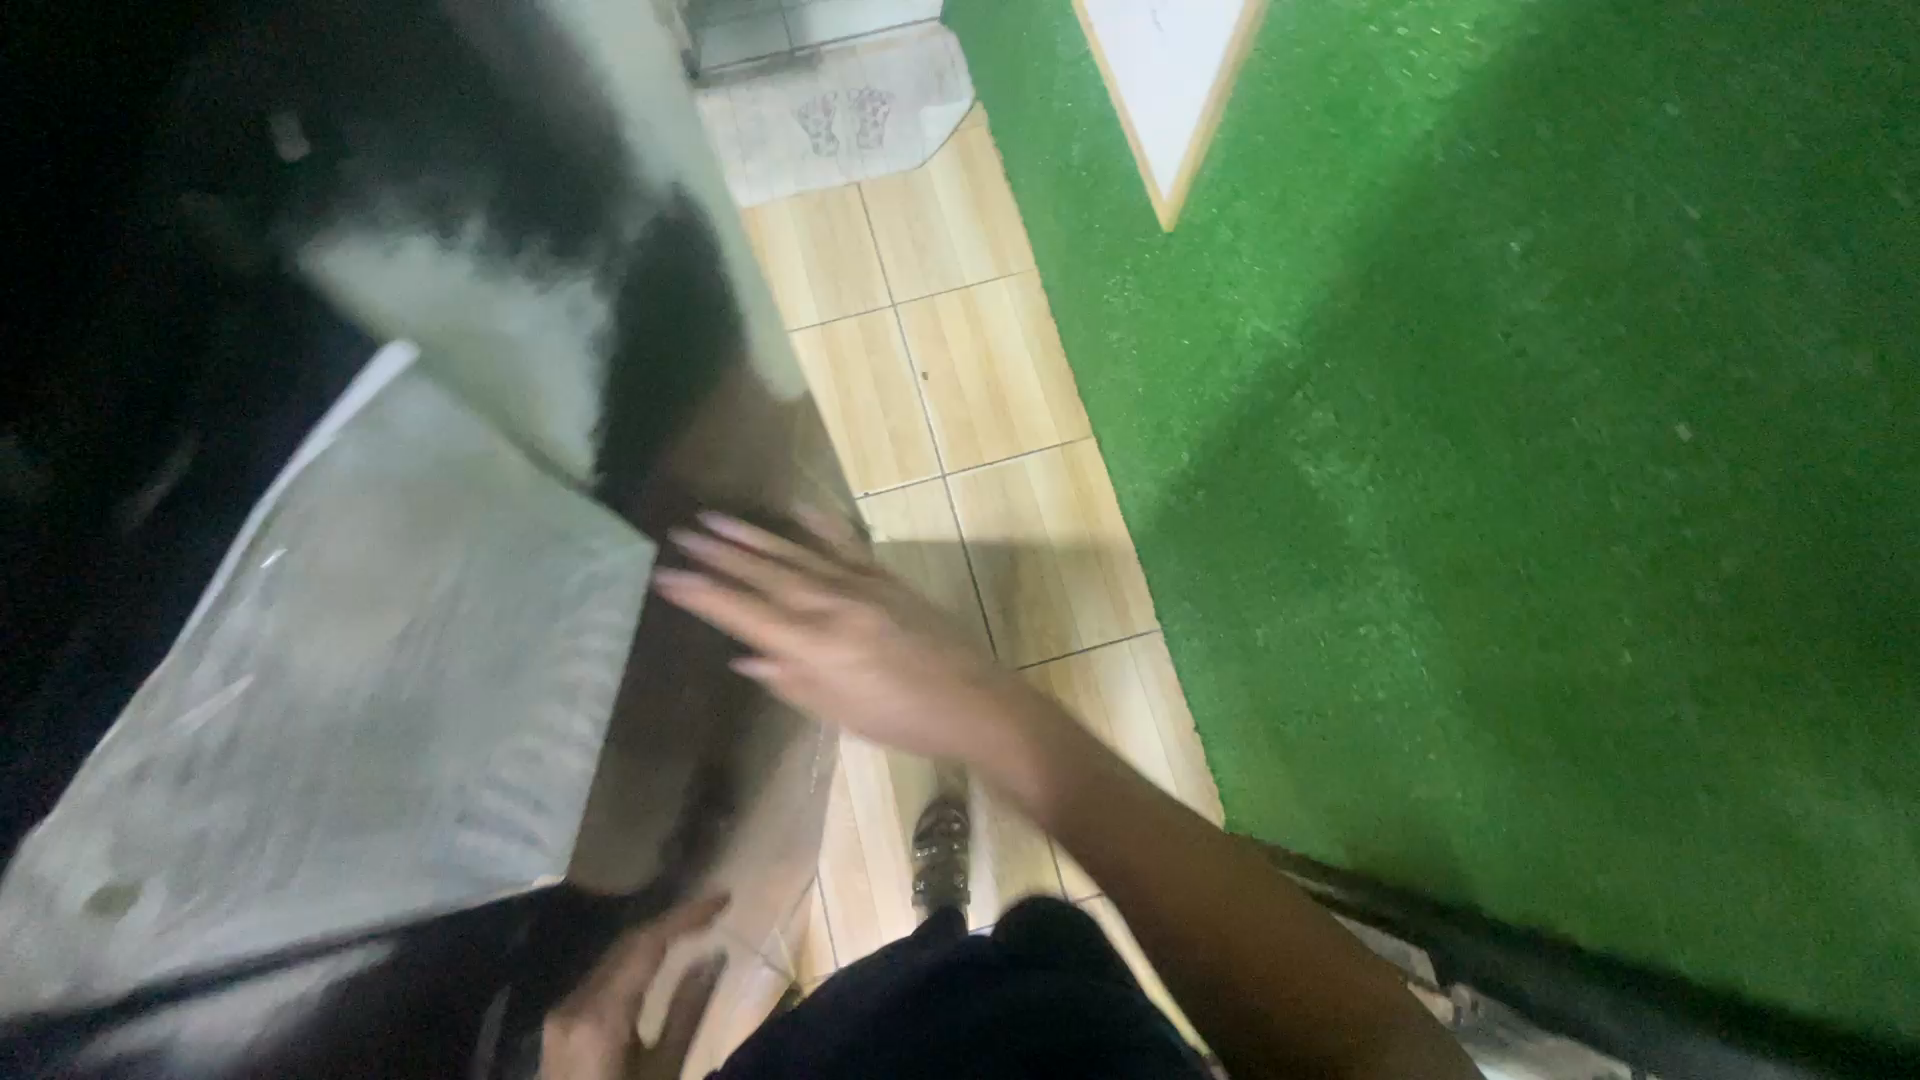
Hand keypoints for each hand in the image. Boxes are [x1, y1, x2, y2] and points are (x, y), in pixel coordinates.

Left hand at [540, 895, 729, 1079]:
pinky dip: (637, 961)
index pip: (648, 943)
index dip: (687, 915)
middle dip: (674, 922)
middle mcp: (574, 1004)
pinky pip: (604, 977)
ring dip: (656, 939)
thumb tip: (715, 956)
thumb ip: (688, 1010)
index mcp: (600, 1015)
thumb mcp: (665, 1071)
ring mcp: (562, 1015)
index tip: (724, 900)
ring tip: (696, 927)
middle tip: (716, 910)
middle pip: (628, 944)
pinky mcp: (561, 1026)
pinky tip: (661, 959)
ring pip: (616, 958)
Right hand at [653, 511, 1050, 765]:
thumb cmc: (901, 722)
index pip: (746, 614)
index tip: (668, 575)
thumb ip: (790, 680)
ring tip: (718, 519)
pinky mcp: (887, 579)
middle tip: (683, 534)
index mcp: (815, 646)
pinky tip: (798, 508)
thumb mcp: (838, 713)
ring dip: (756, 537)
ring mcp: (862, 587)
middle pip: (766, 576)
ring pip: (798, 555)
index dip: (704, 594)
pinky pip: (846, 546)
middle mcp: (832, 607)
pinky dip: (821, 526)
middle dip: (721, 555)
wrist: (972, 701)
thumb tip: (747, 655)